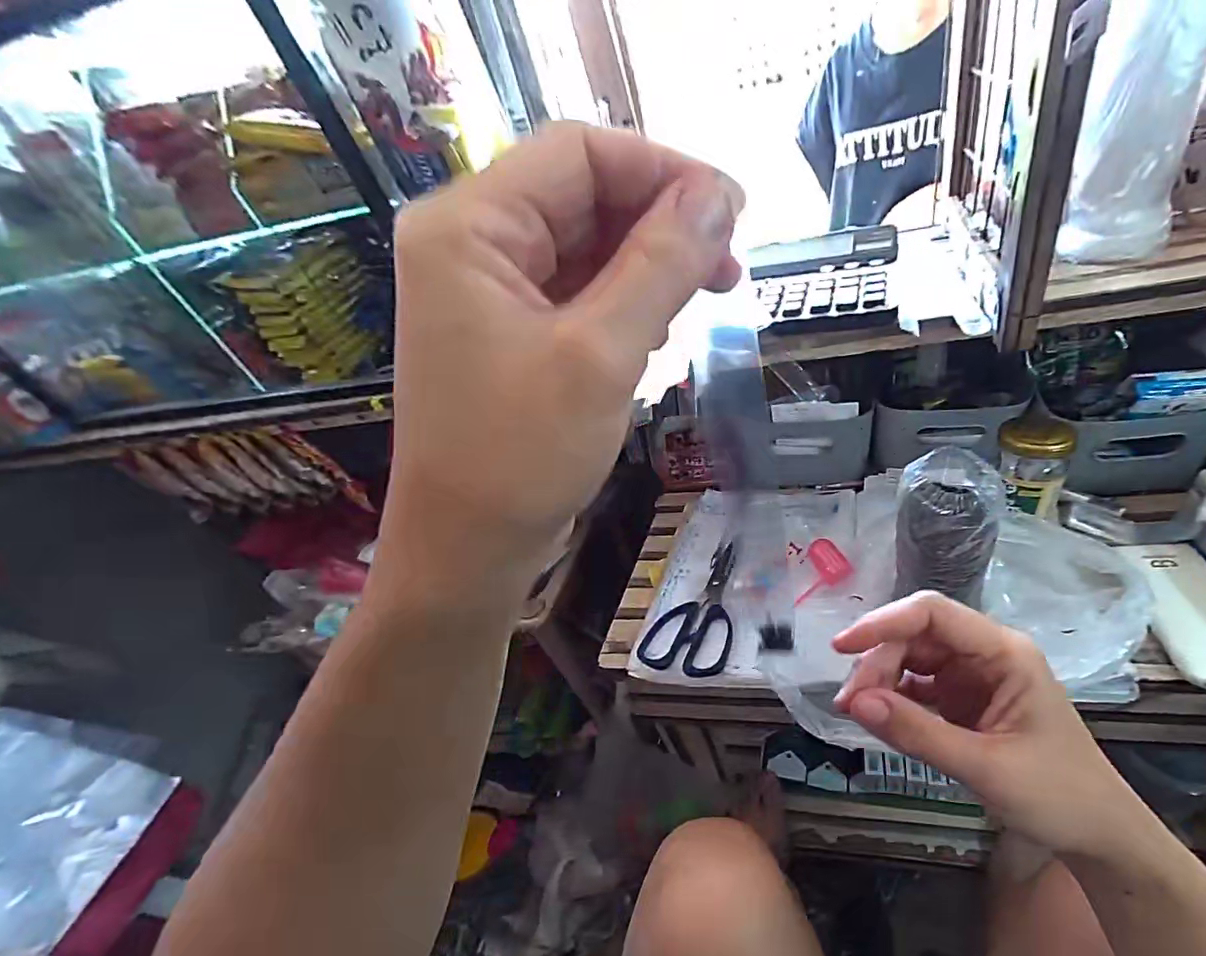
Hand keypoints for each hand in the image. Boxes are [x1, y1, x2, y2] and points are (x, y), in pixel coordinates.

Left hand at [377, 123, 742, 606]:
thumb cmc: (523, 455)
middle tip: (731, 266)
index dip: (663, 170)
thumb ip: (660, 266)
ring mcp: (491, 292)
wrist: (470, 549)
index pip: (578, 155)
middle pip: (584, 197)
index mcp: (470, 228)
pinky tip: (661, 334)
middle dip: (663, 223)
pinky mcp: (513, 334)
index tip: (735, 211)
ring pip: (589, 247)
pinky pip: (581, 294)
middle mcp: (472, 245)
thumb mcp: (602, 356)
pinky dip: (628, 304)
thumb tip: (719, 197)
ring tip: (708, 298)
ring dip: (652, 266)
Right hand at [831, 591, 1153, 858]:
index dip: (883, 623)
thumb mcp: (984, 767)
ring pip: (915, 660)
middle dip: (879, 662)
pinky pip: (921, 689)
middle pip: (918, 636)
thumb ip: (918, 732)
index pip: (933, 614)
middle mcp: (988, 655)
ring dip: (882, 680)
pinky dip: (896, 700)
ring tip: (855, 712)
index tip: (842, 648)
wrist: (1100, 834)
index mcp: (1005, 652)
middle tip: (848, 704)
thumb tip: (854, 703)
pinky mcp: (967, 703)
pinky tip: (878, 717)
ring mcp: (976, 678)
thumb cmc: (1058, 795)